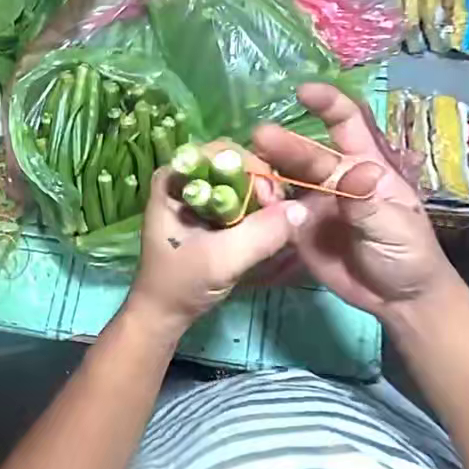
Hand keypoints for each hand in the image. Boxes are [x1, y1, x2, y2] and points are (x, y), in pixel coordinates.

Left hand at [127, 150, 307, 330]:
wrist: (165, 314)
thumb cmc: (181, 284)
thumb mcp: (223, 260)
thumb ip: (261, 234)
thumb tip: (303, 209)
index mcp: (174, 178)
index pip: (222, 153)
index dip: (251, 171)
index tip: (269, 201)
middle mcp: (186, 177)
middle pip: (236, 163)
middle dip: (262, 185)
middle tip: (279, 215)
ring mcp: (200, 193)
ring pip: (243, 180)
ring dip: (265, 199)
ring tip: (277, 225)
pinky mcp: (212, 211)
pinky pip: (243, 198)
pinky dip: (260, 210)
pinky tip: (271, 228)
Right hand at [251, 84, 461, 319]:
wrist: (399, 299)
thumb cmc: (409, 253)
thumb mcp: (396, 227)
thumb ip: (369, 203)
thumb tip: (355, 171)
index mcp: (365, 166)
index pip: (346, 124)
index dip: (327, 104)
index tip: (304, 92)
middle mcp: (335, 178)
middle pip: (307, 154)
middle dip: (285, 144)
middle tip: (260, 137)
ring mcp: (314, 203)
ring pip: (285, 179)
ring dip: (266, 172)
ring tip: (245, 170)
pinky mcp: (299, 230)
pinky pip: (276, 213)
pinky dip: (262, 205)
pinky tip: (249, 202)